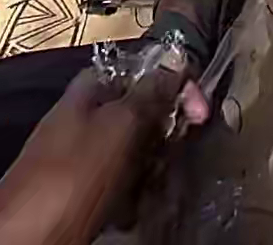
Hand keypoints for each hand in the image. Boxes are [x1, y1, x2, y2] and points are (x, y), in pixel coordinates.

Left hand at [0, 63, 207, 244]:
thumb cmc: (72, 176)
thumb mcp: (120, 125)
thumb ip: (151, 91)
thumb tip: (177, 59)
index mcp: (94, 87)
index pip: (149, 71)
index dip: (179, 87)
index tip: (201, 114)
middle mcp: (89, 114)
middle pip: (145, 112)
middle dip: (164, 136)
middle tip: (167, 160)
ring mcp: (84, 155)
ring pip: (137, 151)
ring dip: (150, 171)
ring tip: (144, 192)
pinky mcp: (81, 192)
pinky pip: (121, 184)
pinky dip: (131, 196)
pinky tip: (127, 213)